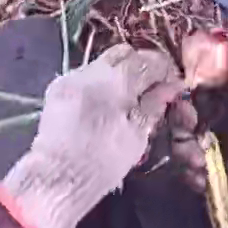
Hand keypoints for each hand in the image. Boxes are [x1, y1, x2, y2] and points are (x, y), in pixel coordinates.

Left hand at [0, 44, 180, 227]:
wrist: (57, 175)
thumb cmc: (103, 161)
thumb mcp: (137, 136)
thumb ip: (154, 104)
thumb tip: (170, 86)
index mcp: (116, 80)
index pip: (147, 60)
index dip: (164, 69)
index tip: (171, 83)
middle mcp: (92, 70)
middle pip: (123, 53)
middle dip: (140, 64)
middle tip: (149, 87)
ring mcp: (71, 76)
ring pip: (102, 62)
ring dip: (118, 74)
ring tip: (125, 99)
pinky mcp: (56, 87)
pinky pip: (84, 75)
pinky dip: (98, 83)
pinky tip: (101, 104)